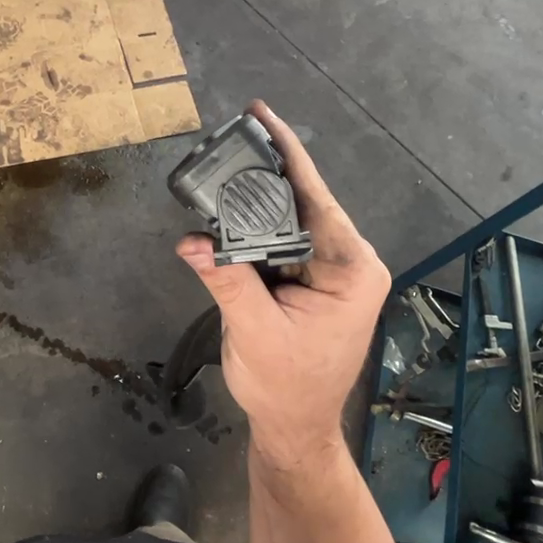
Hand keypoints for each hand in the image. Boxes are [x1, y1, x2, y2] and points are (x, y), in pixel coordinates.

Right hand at [176, 102, 390, 463]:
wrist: (293, 427)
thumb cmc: (286, 387)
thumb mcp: (255, 332)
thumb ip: (226, 280)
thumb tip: (190, 240)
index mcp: (352, 269)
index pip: (316, 199)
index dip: (288, 155)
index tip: (262, 116)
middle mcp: (347, 261)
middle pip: (304, 200)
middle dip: (268, 167)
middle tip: (232, 132)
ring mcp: (327, 269)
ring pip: (289, 218)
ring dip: (257, 195)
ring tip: (225, 160)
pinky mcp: (307, 278)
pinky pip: (278, 240)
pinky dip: (252, 224)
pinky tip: (229, 204)